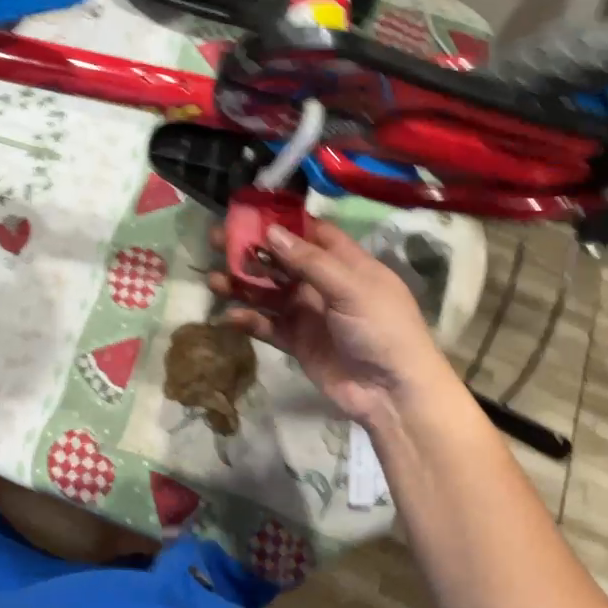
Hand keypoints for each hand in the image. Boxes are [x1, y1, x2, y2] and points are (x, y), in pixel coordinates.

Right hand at [209, 218, 451, 428]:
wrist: (394, 395)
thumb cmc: (382, 329)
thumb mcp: (351, 288)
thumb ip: (309, 261)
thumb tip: (270, 231)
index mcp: (344, 263)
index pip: (309, 232)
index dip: (280, 221)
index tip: (246, 212)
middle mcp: (323, 284)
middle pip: (281, 260)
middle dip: (250, 251)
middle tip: (216, 241)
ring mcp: (309, 313)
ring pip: (268, 292)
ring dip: (242, 285)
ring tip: (214, 281)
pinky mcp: (297, 342)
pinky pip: (268, 325)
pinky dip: (249, 320)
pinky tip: (230, 317)